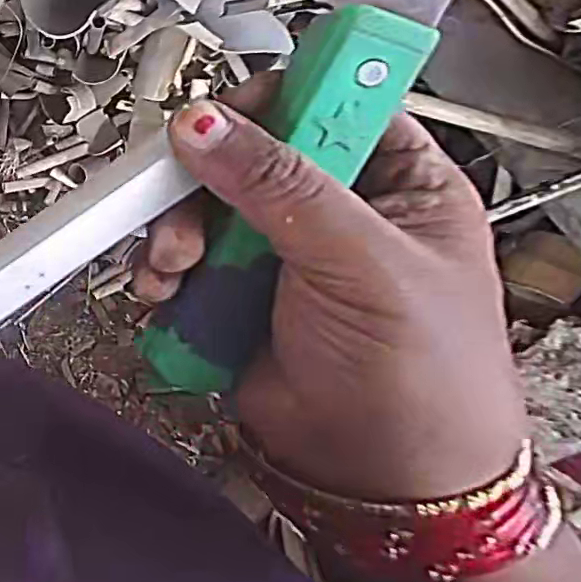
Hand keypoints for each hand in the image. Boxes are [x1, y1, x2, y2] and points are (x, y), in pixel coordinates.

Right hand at [138, 98, 525, 501]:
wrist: (376, 482)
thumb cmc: (418, 376)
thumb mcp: (362, 264)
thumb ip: (281, 187)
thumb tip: (205, 125)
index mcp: (391, 179)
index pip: (329, 100)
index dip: (276, 99)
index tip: (225, 120)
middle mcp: (327, 203)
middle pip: (244, 149)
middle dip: (203, 181)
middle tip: (191, 221)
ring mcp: (273, 245)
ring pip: (200, 200)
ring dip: (174, 231)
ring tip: (176, 269)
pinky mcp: (231, 284)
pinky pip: (180, 251)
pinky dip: (162, 268)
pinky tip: (166, 290)